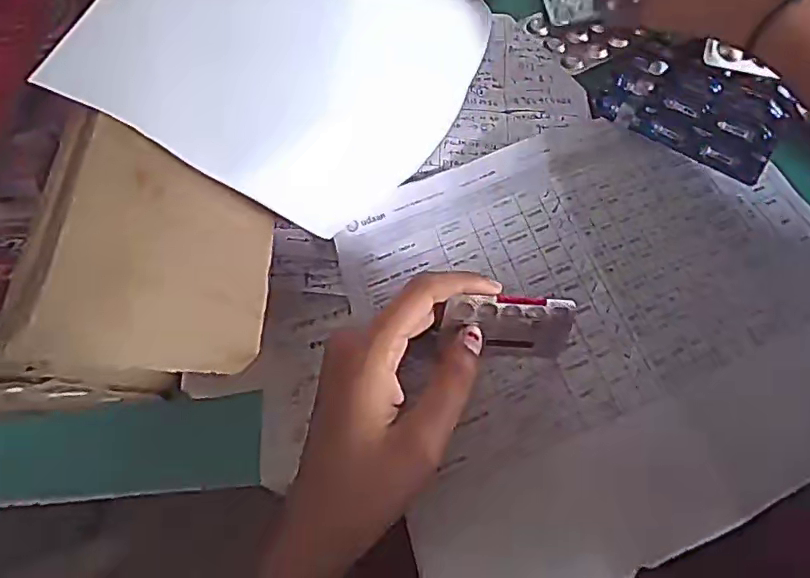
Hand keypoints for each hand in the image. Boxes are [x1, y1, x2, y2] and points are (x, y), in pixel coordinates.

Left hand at [260, 272, 500, 577]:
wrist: (315, 525)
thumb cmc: (365, 491)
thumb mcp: (422, 443)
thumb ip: (452, 382)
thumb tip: (473, 334)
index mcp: (367, 352)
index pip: (419, 294)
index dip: (461, 283)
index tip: (494, 290)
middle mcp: (352, 340)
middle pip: (411, 301)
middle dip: (455, 299)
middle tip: (494, 312)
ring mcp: (346, 351)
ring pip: (403, 316)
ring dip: (441, 316)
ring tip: (478, 326)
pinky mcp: (348, 364)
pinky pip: (392, 333)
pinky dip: (423, 332)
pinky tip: (446, 344)